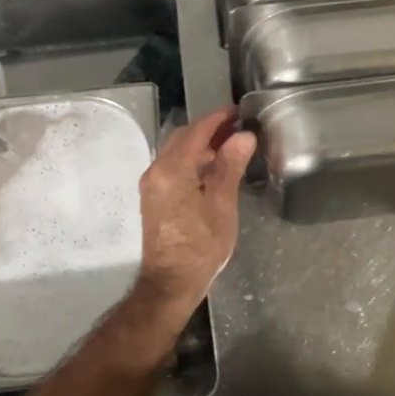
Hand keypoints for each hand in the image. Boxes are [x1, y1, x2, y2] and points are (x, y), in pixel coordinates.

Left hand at [135, 107, 256, 312]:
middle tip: (236, 129)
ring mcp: (152, 184)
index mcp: (172, 169)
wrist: (170, 283)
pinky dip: (191, 160)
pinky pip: (172, 167)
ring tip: (228, 148)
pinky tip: (211, 170)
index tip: (238, 112)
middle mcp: (156, 171)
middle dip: (209, 129)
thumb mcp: (222, 206)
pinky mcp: (153, 197)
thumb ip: (230, 167)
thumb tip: (243, 136)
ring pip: (176, 152)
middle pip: (183, 138)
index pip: (197, 131)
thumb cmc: (200, 246)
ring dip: (200, 145)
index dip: (218, 118)